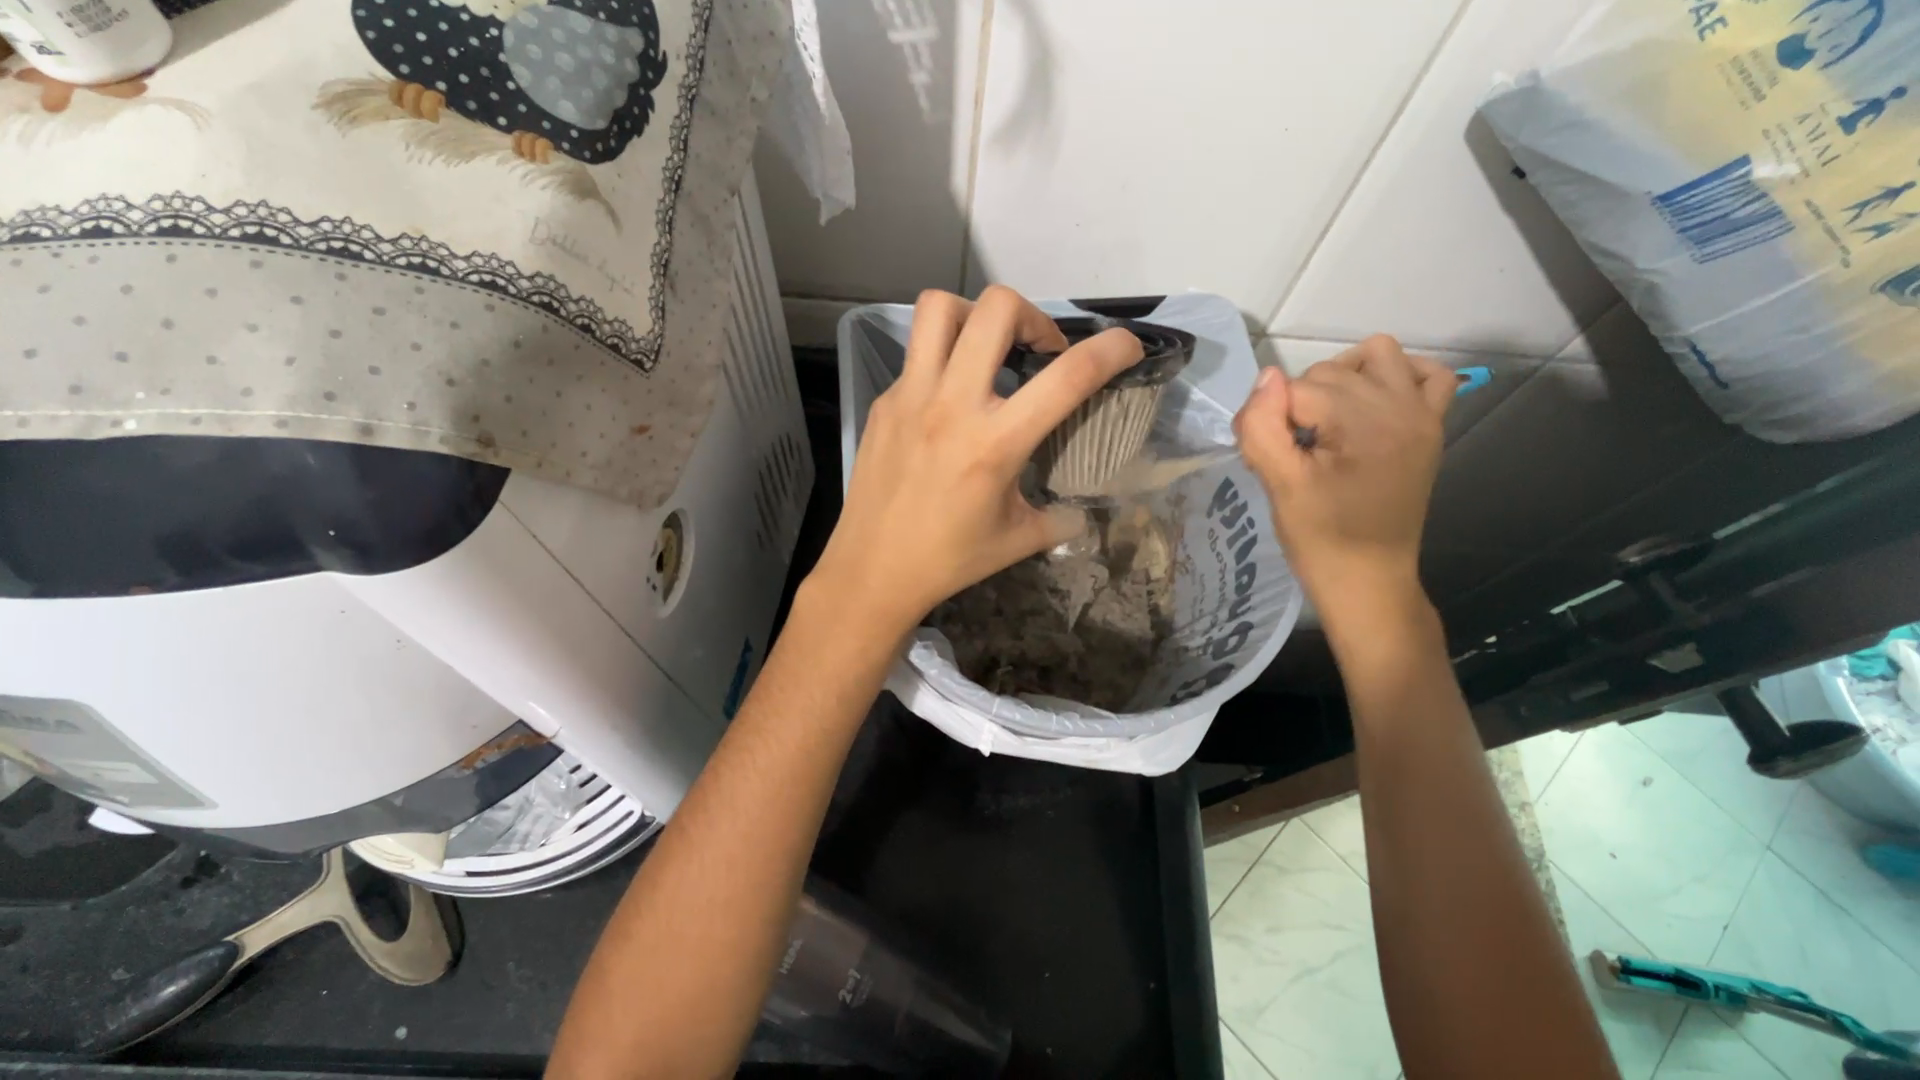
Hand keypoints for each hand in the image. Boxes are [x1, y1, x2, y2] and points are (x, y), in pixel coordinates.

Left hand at [805, 287, 1145, 634]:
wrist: (872, 570)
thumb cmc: (949, 559)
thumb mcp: (1019, 539)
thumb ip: (1060, 516)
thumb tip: (1082, 507)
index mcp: (995, 444)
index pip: (1067, 377)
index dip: (1110, 350)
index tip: (1127, 346)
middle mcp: (952, 406)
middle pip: (996, 308)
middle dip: (1033, 316)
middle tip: (1038, 350)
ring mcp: (911, 397)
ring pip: (940, 309)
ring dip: (976, 316)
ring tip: (988, 349)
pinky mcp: (885, 402)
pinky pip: (917, 354)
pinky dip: (944, 360)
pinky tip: (950, 400)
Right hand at [1233, 335, 1453, 617]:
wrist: (1369, 582)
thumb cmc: (1320, 541)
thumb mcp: (1279, 486)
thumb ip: (1262, 427)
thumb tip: (1266, 378)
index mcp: (1362, 423)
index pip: (1294, 390)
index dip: (1267, 420)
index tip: (1267, 460)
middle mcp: (1400, 408)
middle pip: (1328, 372)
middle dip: (1299, 403)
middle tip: (1290, 453)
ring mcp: (1421, 416)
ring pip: (1378, 355)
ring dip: (1344, 375)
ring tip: (1325, 417)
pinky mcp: (1430, 428)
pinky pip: (1429, 375)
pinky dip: (1400, 375)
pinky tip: (1373, 403)